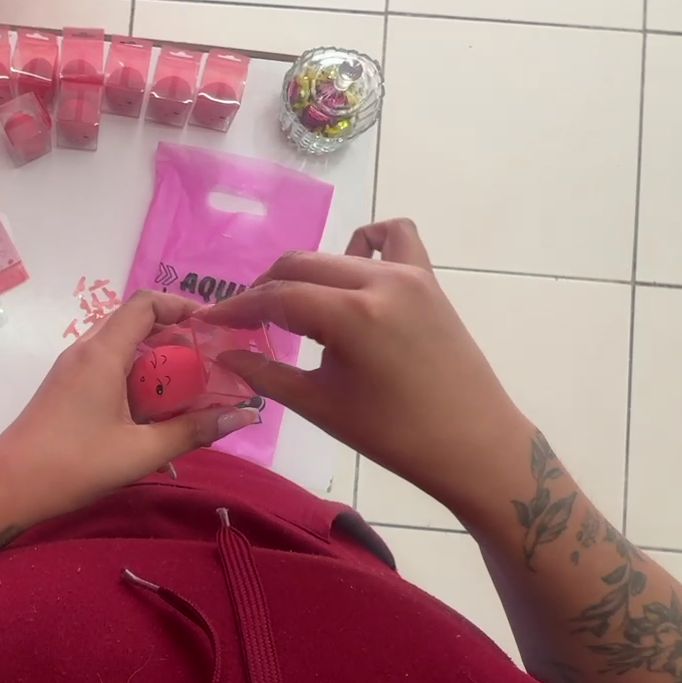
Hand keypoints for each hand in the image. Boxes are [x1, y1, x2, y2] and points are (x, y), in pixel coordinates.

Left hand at [0, 290, 259, 538]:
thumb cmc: (73, 465)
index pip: (145, 304)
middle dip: (175, 340)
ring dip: (155, 364)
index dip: (181, 306)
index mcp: (102, 353)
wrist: (7, 487)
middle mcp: (84, 350)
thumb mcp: (140, 452)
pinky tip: (150, 416)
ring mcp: (71, 369)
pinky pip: (107, 368)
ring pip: (121, 349)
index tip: (212, 328)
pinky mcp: (65, 388)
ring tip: (185, 394)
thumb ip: (193, 430)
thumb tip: (243, 416)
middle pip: (135, 324)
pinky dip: (134, 380)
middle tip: (207, 367)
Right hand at [201, 219, 531, 524]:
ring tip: (293, 306)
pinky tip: (350, 273)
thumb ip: (264, 374)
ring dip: (303, 273)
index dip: (236, 308)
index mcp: (352, 315)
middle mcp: (380, 281)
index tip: (209, 320)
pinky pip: (393, 238)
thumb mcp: (318, 405)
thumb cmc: (392, 435)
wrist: (472, 444)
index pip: (277, 297)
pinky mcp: (428, 279)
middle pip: (299, 265)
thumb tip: (224, 353)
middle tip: (243, 320)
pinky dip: (363, 245)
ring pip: (335, 252)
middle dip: (263, 289)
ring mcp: (410, 274)